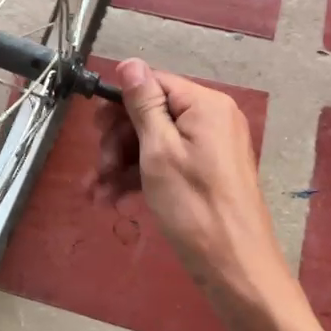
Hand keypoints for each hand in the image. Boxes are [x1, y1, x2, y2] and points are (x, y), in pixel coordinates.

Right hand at [94, 58, 284, 300]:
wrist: (235, 268)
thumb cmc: (194, 206)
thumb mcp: (159, 151)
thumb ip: (143, 104)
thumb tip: (130, 62)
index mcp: (205, 105)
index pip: (153, 84)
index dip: (120, 104)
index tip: (94, 129)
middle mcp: (211, 119)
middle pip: (151, 113)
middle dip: (117, 140)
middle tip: (98, 167)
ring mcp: (210, 148)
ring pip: (153, 142)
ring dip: (121, 164)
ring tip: (97, 192)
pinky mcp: (205, 174)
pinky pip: (166, 162)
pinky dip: (139, 177)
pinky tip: (112, 198)